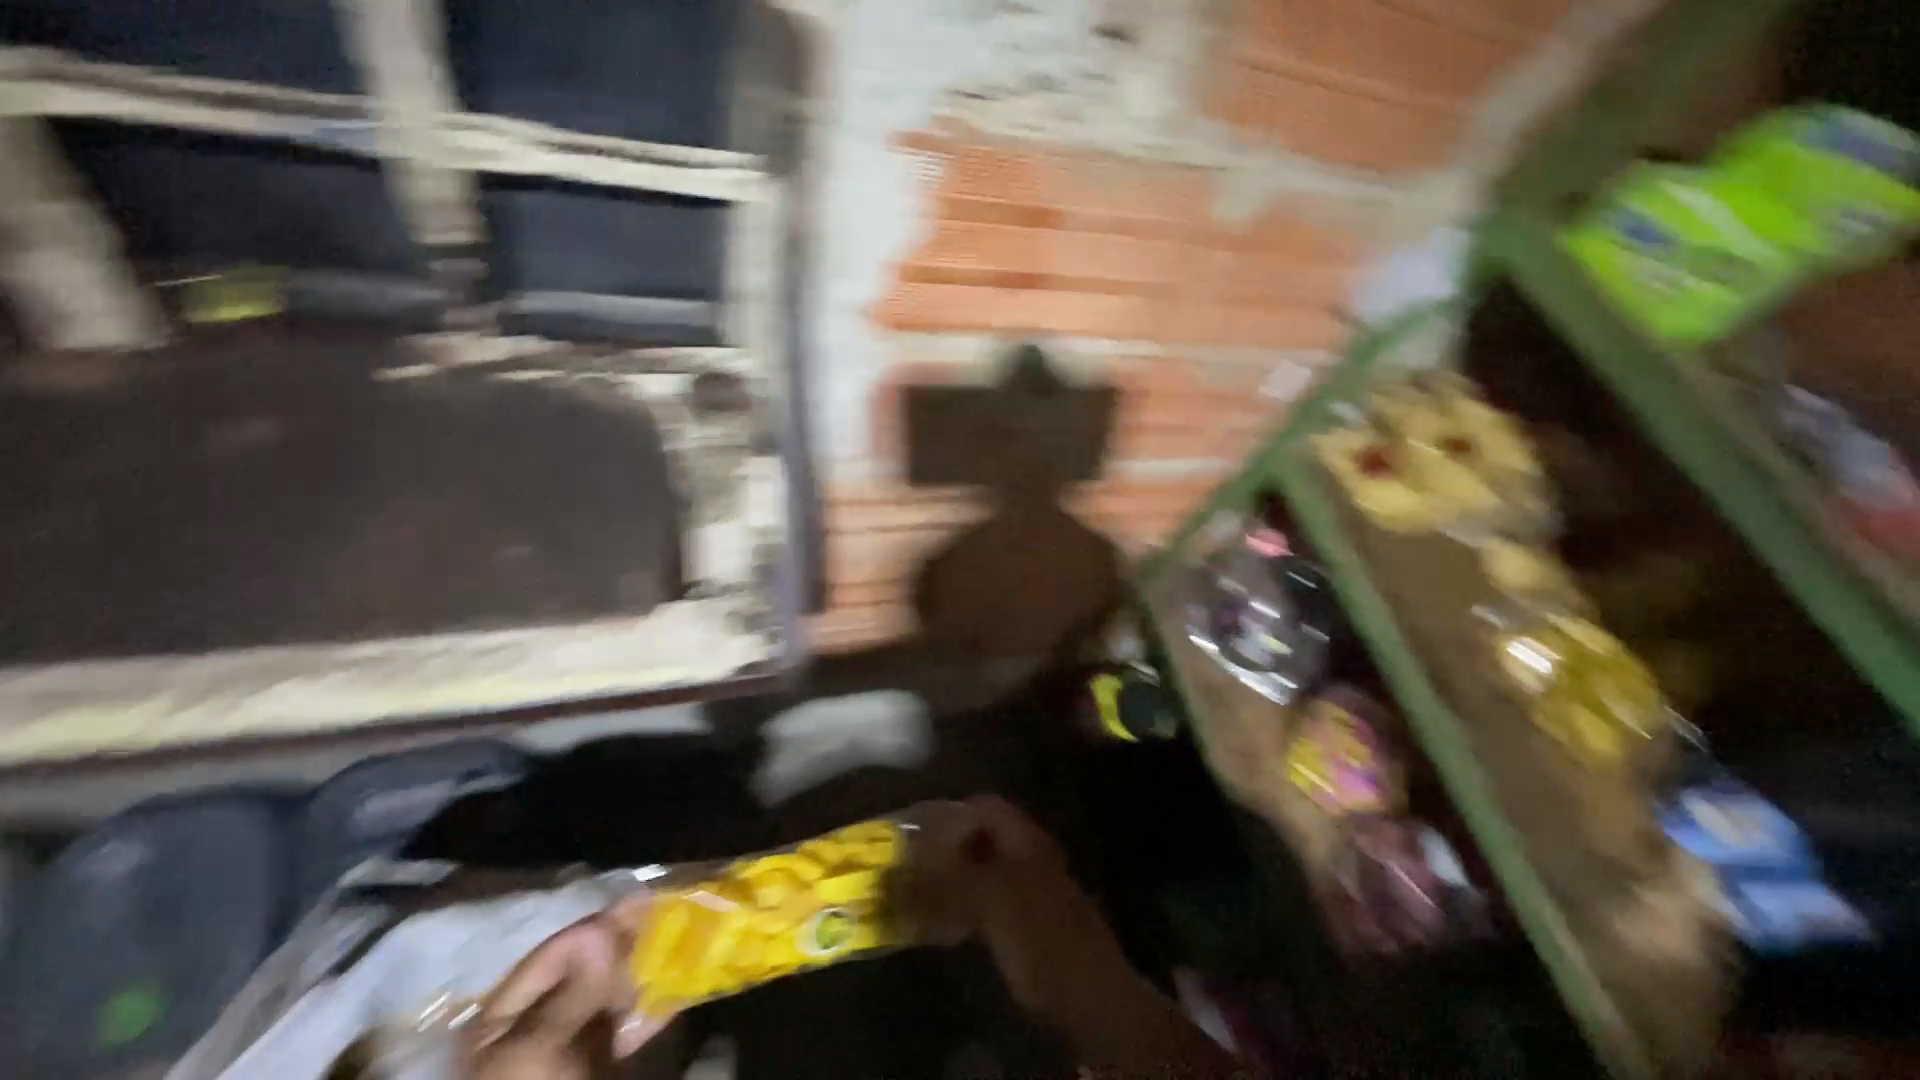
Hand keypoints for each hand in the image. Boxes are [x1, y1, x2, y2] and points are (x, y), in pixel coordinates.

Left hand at [466, 906, 674, 1079]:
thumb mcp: (539, 1052)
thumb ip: (574, 991)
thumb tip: (604, 927)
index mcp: (503, 1020)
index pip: (552, 957)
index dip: (595, 929)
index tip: (640, 901)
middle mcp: (537, 1025)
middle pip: (586, 972)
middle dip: (625, 944)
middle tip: (669, 913)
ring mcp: (572, 1049)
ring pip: (612, 996)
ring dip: (645, 970)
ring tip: (681, 940)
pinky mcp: (605, 1066)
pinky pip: (630, 1027)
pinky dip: (653, 1007)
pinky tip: (680, 985)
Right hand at [898, 796, 1135, 1021]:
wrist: (1091, 1003)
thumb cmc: (1043, 941)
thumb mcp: (990, 903)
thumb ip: (941, 884)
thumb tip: (891, 875)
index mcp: (1026, 841)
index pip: (982, 807)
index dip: (947, 814)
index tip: (909, 831)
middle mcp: (1028, 860)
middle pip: (977, 841)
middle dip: (940, 850)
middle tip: (901, 866)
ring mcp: (1028, 896)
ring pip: (977, 876)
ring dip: (944, 883)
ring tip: (906, 897)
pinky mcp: (1023, 931)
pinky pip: (981, 909)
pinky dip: (956, 912)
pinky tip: (932, 928)